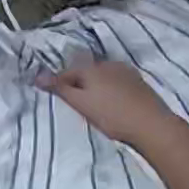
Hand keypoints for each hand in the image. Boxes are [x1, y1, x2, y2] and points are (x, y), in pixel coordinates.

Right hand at [37, 60, 184, 149]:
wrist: (151, 124)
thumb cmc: (112, 116)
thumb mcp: (81, 104)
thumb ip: (60, 89)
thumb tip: (37, 75)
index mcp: (91, 68)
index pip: (66, 72)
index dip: (57, 83)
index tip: (53, 95)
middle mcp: (107, 64)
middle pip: (85, 71)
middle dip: (77, 82)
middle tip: (74, 102)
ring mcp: (125, 71)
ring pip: (102, 75)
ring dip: (95, 84)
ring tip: (94, 103)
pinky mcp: (138, 81)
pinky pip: (116, 81)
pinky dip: (110, 88)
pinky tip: (112, 101)